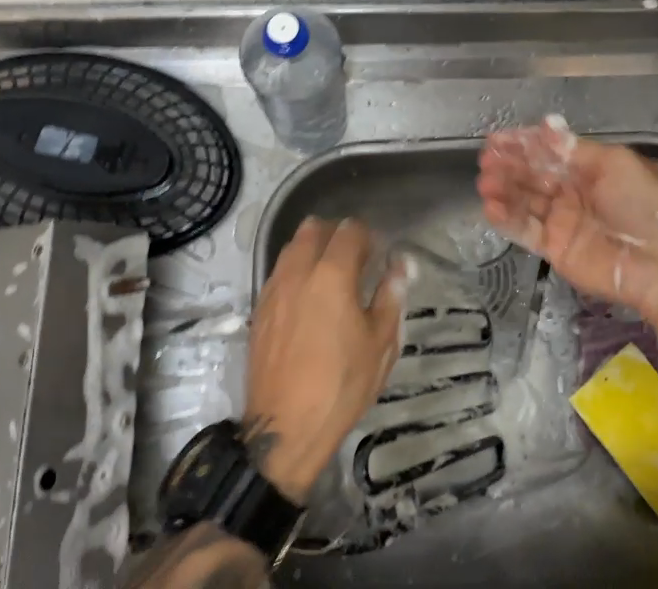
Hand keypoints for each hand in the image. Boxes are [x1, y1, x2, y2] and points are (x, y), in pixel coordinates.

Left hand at [244, 216, 407, 502]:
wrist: (286, 427)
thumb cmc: (343, 384)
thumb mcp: (381, 343)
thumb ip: (390, 297)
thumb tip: (399, 266)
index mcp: (332, 274)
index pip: (350, 231)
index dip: (368, 236)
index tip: (379, 253)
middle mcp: (298, 273)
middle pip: (313, 230)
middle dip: (335, 234)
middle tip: (354, 258)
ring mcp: (273, 290)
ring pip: (291, 249)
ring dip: (311, 250)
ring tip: (330, 276)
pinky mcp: (259, 311)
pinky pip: (278, 274)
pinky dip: (294, 272)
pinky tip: (307, 298)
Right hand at [477, 123, 657, 322]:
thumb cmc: (644, 205)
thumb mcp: (614, 165)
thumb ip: (575, 149)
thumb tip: (547, 124)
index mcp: (591, 169)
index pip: (550, 152)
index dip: (523, 145)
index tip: (496, 140)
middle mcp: (573, 192)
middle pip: (533, 176)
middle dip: (509, 166)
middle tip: (485, 160)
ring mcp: (562, 221)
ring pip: (525, 201)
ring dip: (503, 189)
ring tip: (484, 182)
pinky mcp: (554, 249)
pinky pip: (525, 231)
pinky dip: (507, 219)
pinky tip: (490, 207)